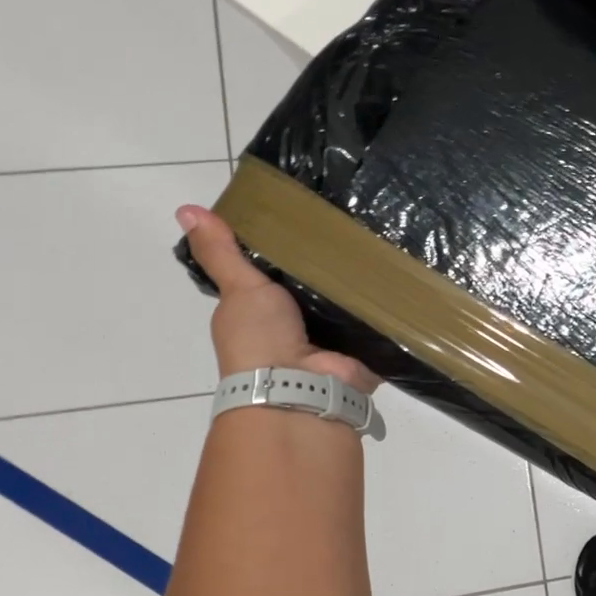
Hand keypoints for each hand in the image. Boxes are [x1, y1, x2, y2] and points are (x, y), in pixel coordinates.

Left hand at [178, 205, 379, 392]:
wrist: (301, 387)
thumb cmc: (261, 337)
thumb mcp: (239, 288)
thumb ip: (222, 254)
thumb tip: (186, 209)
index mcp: (263, 314)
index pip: (277, 277)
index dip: (289, 254)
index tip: (309, 226)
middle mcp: (299, 329)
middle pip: (319, 292)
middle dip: (335, 271)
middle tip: (359, 235)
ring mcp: (336, 343)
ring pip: (352, 309)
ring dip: (366, 292)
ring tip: (390, 255)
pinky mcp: (368, 353)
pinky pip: (383, 328)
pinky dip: (392, 315)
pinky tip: (408, 289)